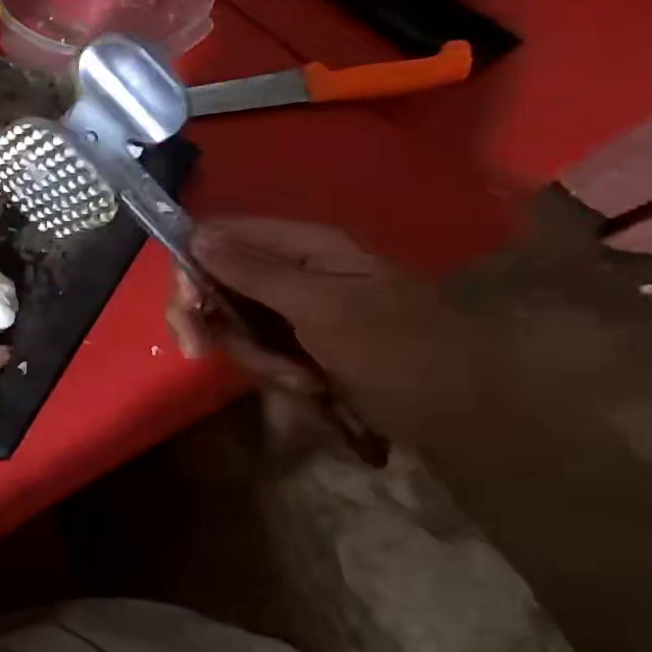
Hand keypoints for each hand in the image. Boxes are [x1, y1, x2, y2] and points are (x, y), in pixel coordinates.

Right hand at [167, 217, 468, 424]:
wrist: (462, 416)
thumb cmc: (397, 348)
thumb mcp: (322, 307)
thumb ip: (256, 272)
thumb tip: (196, 236)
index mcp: (302, 243)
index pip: (220, 234)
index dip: (192, 265)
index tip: (189, 305)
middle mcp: (290, 267)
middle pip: (216, 280)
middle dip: (211, 321)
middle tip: (200, 353)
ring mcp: (292, 306)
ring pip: (232, 322)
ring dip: (253, 356)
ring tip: (299, 380)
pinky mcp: (296, 341)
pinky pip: (257, 350)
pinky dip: (273, 372)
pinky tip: (309, 389)